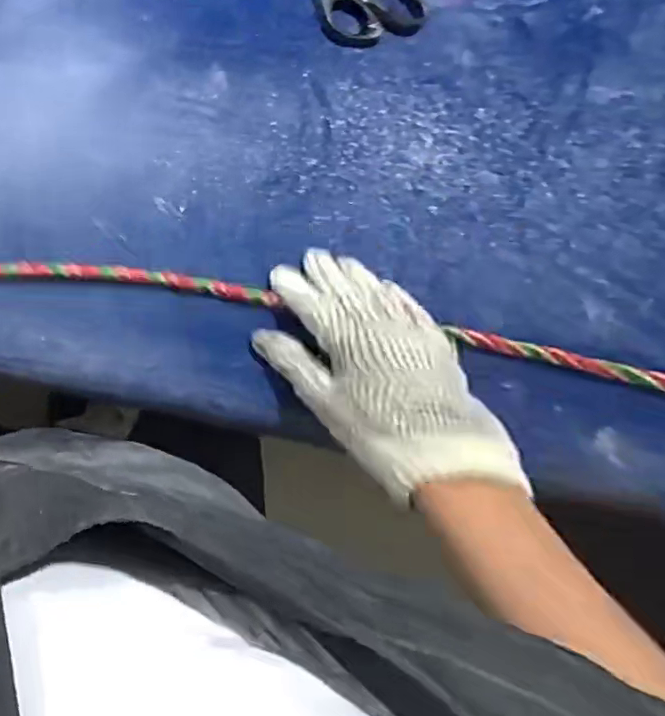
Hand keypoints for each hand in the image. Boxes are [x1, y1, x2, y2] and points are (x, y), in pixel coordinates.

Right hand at [251, 249, 528, 503]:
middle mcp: (380, 330)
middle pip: (349, 295)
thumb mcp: (323, 400)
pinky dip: (397, 295)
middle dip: (328, 275)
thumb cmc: (373, 430)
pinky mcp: (435, 347)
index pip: (315, 306)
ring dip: (360, 278)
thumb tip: (263, 335)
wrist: (450, 460)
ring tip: (343, 261)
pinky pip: (412, 310)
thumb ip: (293, 362)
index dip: (295, 288)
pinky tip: (387, 286)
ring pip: (380, 297)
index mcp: (348, 341)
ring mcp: (412, 336)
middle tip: (311, 255)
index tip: (278, 272)